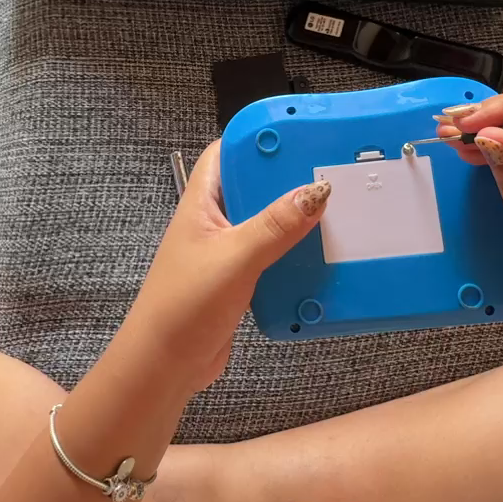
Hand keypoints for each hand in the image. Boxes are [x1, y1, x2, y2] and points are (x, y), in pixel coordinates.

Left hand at [114, 141, 330, 395]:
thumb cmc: (184, 306)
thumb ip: (275, 225)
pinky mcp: (239, 278)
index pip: (227, 152)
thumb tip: (316, 192)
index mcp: (201, 202)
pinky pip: (273, 255)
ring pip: (267, 222)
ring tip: (337, 213)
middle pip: (254, 186)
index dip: (258, 139)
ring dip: (295, 221)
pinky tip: (321, 258)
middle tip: (330, 173)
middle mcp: (214, 220)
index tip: (298, 135)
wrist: (165, 366)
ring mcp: (226, 250)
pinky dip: (294, 255)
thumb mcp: (234, 258)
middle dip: (287, 179)